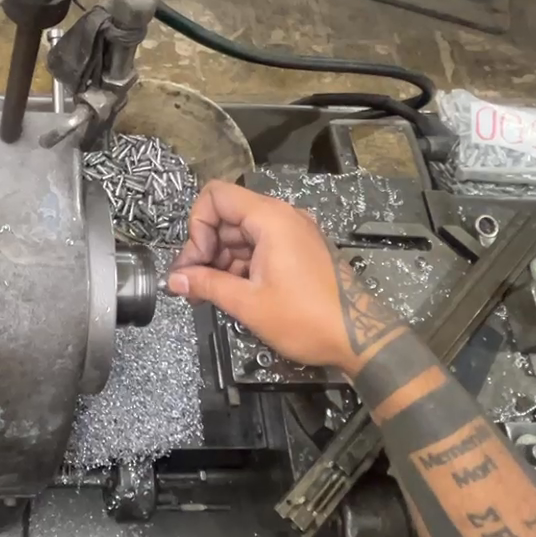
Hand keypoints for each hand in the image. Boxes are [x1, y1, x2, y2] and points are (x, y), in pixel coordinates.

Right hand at [166, 181, 400, 371]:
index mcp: (270, 219)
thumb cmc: (306, 318)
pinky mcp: (299, 250)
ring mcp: (293, 233)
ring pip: (240, 233)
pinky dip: (240, 264)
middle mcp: (282, 217)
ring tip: (207, 293)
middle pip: (227, 215)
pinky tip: (231, 292)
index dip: (197, 225)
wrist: (362, 340)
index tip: (196, 261)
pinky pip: (259, 245)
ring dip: (220, 259)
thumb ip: (206, 285)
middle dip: (204, 247)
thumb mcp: (248, 303)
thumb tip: (174, 280)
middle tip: (191, 283)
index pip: (216, 196)